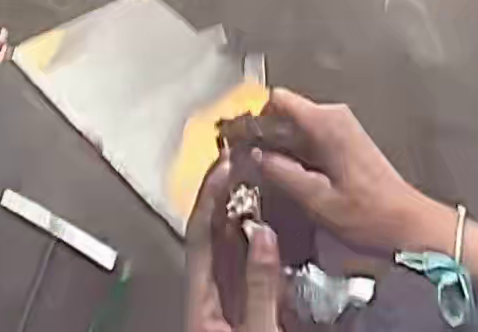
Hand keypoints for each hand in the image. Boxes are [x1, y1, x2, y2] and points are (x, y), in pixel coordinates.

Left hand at [185, 161, 284, 331]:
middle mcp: (210, 302)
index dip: (209, 195)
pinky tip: (278, 234)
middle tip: (247, 163)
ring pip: (237, 256)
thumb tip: (264, 232)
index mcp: (199, 306)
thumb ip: (259, 287)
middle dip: (230, 200)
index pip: (198, 236)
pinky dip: (263, 252)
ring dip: (249, 222)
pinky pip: (253, 277)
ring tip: (264, 185)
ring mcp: (230, 312)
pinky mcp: (250, 322)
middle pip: (216, 240)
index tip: (225, 163)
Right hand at [256, 88, 451, 255]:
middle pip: (286, 111)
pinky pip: (309, 135)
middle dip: (265, 133)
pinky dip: (294, 149)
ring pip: (297, 124)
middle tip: (246, 160)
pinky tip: (287, 174)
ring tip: (263, 171)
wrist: (408, 223)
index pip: (279, 100)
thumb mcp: (318, 200)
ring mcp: (340, 125)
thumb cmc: (367, 214)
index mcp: (325, 122)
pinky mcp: (344, 138)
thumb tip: (255, 155)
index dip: (256, 117)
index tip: (242, 139)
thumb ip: (284, 174)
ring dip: (279, 143)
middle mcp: (333, 115)